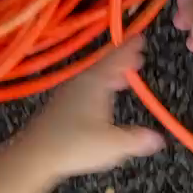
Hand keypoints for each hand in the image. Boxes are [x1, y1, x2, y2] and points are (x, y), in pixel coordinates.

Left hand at [9, 38, 165, 179]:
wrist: (35, 154)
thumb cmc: (75, 145)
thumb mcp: (113, 144)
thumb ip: (136, 139)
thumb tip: (157, 138)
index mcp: (94, 83)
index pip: (115, 60)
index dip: (128, 49)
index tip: (139, 38)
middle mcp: (79, 83)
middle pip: (103, 67)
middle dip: (120, 62)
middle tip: (135, 58)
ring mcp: (65, 94)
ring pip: (91, 78)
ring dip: (107, 76)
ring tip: (120, 79)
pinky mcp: (56, 107)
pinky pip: (82, 90)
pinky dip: (95, 89)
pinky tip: (97, 101)